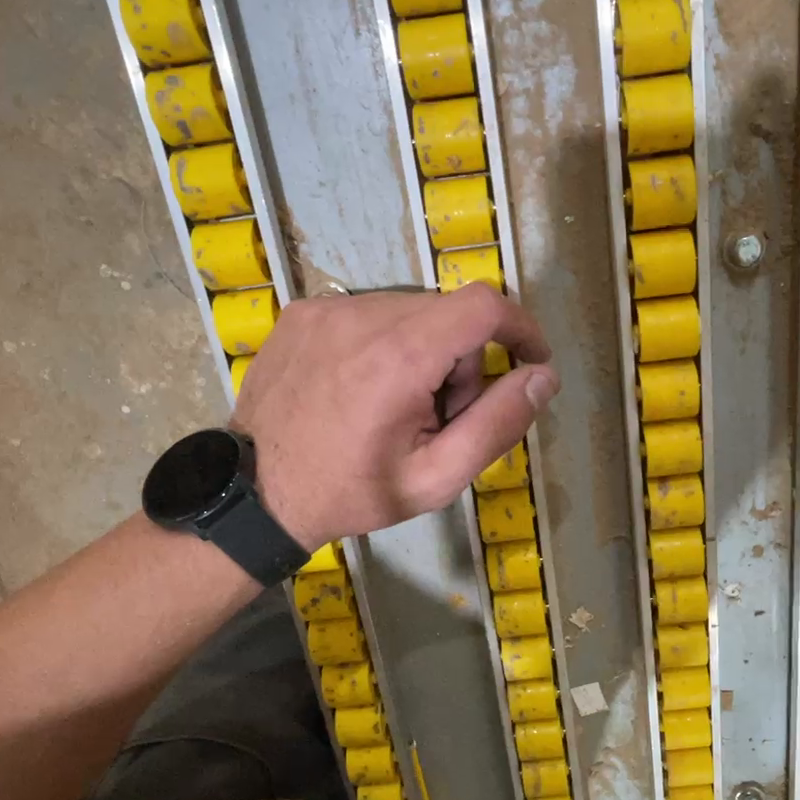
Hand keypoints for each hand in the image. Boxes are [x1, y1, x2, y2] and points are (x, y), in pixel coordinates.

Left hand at [229, 284, 559, 549]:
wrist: (256, 493)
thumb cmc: (353, 493)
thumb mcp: (436, 479)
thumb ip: (497, 426)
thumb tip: (543, 377)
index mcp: (399, 357)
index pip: (484, 305)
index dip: (520, 328)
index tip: (530, 361)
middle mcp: (362, 315)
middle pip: (448, 312)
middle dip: (465, 359)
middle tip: (444, 416)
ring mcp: (326, 308)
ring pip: (410, 310)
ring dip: (426, 351)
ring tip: (398, 406)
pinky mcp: (302, 311)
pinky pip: (370, 312)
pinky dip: (386, 343)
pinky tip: (363, 389)